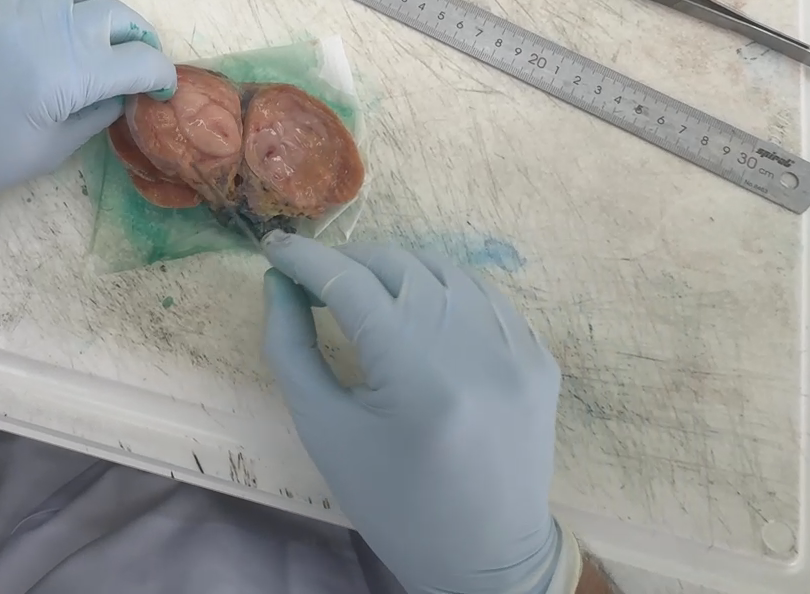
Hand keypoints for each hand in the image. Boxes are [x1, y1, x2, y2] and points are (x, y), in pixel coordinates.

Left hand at [0, 0, 176, 210]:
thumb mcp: (53, 148)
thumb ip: (100, 112)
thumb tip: (127, 89)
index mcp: (71, 74)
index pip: (142, 61)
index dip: (160, 75)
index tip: (158, 85)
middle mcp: (49, 26)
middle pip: (118, 15)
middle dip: (133, 39)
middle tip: (124, 58)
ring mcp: (13, 0)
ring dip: (91, 8)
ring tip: (79, 31)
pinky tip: (38, 8)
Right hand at [262, 235, 563, 593]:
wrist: (487, 562)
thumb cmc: (390, 498)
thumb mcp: (320, 425)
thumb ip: (289, 344)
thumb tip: (278, 280)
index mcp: (417, 372)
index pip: (348, 281)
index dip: (304, 257)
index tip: (272, 247)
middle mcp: (475, 347)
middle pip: (392, 263)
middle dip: (341, 262)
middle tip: (309, 282)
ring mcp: (516, 348)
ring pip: (435, 266)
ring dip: (387, 268)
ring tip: (358, 292)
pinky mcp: (538, 356)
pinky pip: (476, 291)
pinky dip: (435, 286)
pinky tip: (412, 309)